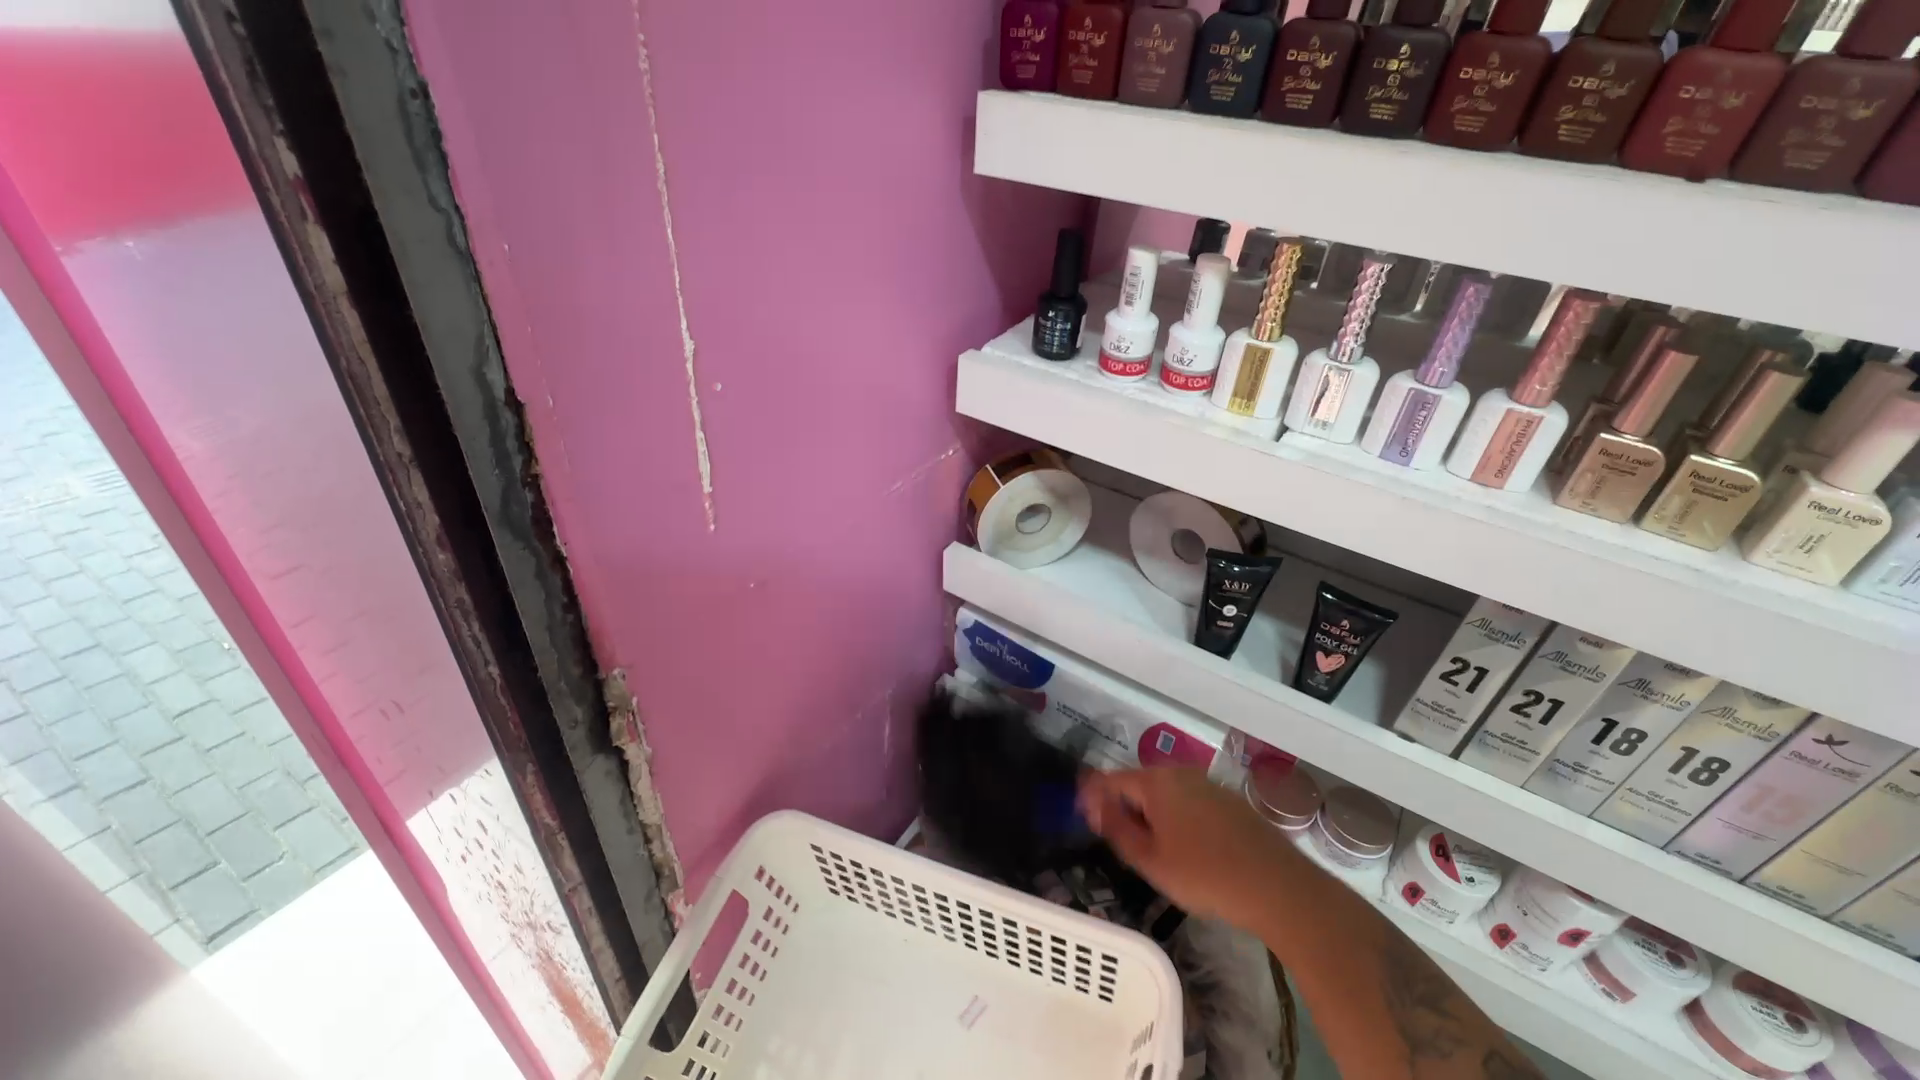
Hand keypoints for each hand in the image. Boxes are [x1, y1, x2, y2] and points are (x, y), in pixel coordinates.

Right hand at [1078, 766, 1296, 929]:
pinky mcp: (1233, 803)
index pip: (1110, 780)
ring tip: (1151, 851)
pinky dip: (1179, 820)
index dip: (1092, 798)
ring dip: (1152, 816)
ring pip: (1168, 796)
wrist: (1278, 887)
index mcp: (1157, 782)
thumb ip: (1117, 829)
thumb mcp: (1149, 859)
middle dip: (1124, 808)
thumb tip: (1095, 806)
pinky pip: (1192, 805)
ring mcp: (1211, 786)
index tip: (1085, 822)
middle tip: (1118, 843)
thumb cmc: (1204, 875)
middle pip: (1140, 785)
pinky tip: (1187, 852)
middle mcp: (1182, 774)